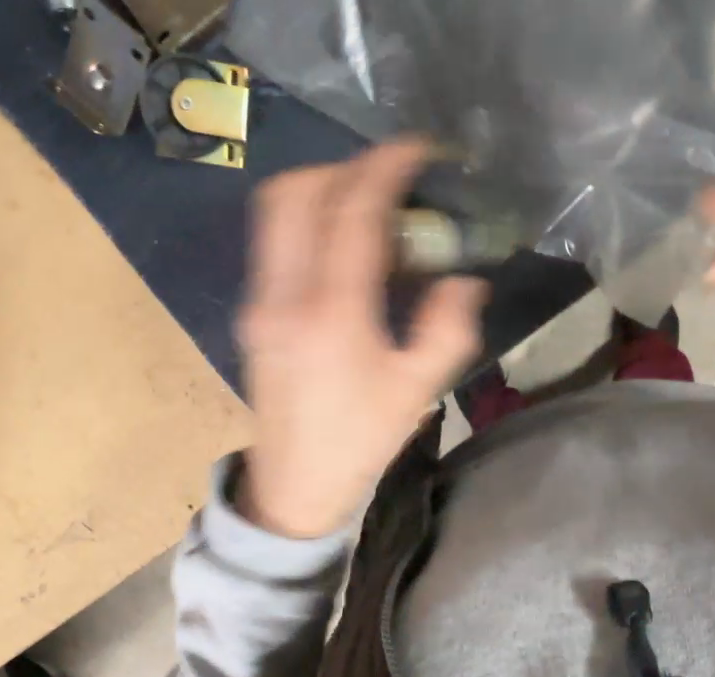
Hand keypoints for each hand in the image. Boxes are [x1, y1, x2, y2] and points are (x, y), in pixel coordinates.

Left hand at [236, 140, 488, 537]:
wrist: (293, 488)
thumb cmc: (359, 443)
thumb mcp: (418, 392)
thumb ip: (447, 330)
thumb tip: (463, 278)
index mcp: (333, 314)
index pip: (353, 212)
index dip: (385, 168)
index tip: (416, 150)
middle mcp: (285, 296)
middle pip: (297, 193)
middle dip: (345, 168)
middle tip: (387, 178)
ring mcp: (259, 302)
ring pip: (274, 212)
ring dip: (318, 190)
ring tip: (363, 205)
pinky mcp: (251, 314)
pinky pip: (272, 242)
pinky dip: (304, 221)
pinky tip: (339, 246)